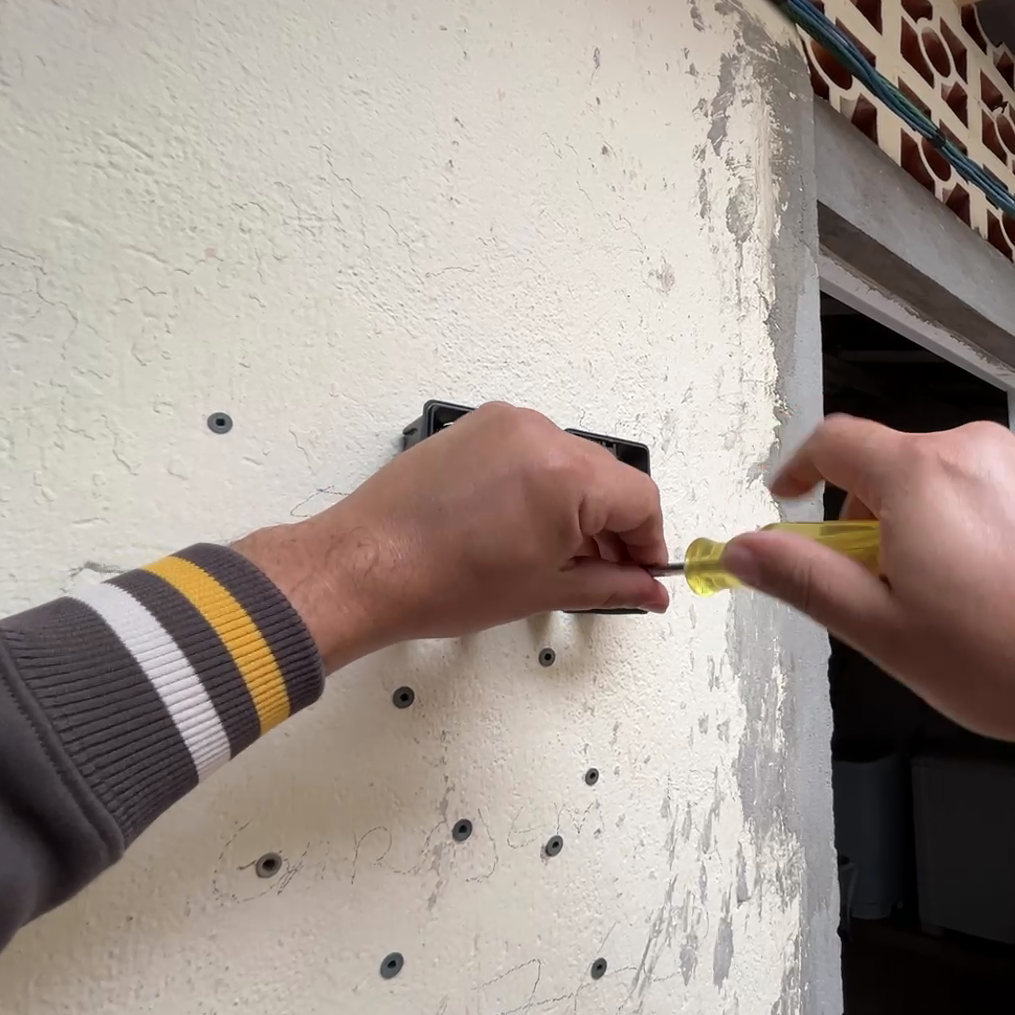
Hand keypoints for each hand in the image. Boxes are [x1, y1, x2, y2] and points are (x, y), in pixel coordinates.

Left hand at [236, 403, 668, 671]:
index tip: (645, 571)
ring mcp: (509, 424)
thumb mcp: (546, 589)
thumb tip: (650, 590)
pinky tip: (532, 525)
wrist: (363, 567)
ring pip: (576, 462)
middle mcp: (541, 434)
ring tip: (564, 552)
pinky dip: (548, 484)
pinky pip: (539, 450)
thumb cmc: (439, 582)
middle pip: (611, 477)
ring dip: (583, 505)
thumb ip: (613, 584)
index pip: (642, 499)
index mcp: (566, 474)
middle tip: (608, 569)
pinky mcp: (483, 426)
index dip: (651, 542)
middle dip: (618, 525)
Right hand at [720, 415, 1014, 854]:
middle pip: (891, 466)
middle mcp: (973, 448)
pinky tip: (1007, 589)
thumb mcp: (884, 629)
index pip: (833, 441)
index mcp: (918, 474)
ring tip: (953, 599)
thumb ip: (804, 579)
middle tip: (883, 589)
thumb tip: (743, 550)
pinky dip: (976, 524)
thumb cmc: (1012, 657)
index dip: (799, 468)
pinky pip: (996, 489)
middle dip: (869, 517)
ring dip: (926, 524)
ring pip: (946, 480)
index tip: (789, 498)